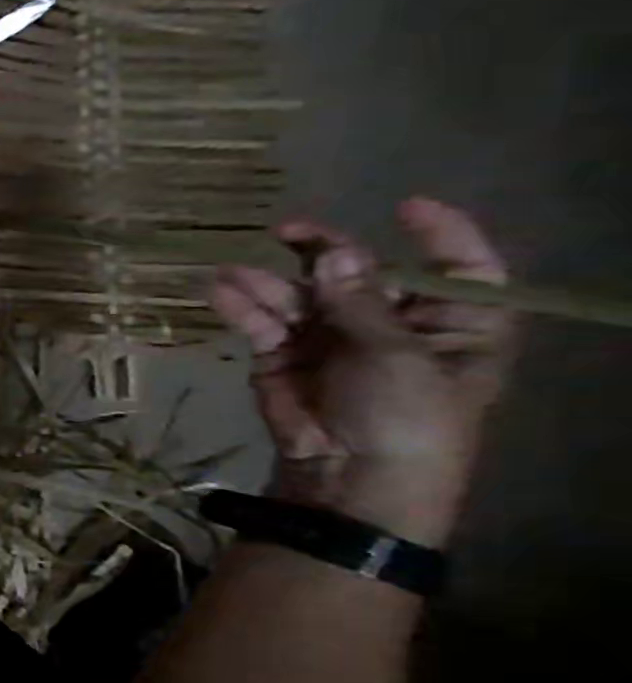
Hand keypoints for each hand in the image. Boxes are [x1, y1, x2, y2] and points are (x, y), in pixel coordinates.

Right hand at [210, 197, 513, 544]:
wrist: (350, 476)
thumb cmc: (405, 416)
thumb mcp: (397, 355)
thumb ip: (359, 303)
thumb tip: (335, 251)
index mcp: (451, 325)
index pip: (458, 268)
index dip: (438, 235)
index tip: (403, 206)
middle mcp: (390, 325)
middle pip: (359, 274)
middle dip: (324, 252)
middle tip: (286, 232)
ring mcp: (331, 340)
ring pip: (301, 297)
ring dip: (269, 283)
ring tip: (235, 273)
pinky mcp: (282, 357)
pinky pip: (263, 324)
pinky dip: (243, 308)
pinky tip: (223, 292)